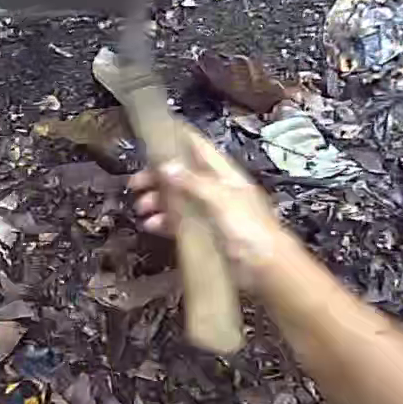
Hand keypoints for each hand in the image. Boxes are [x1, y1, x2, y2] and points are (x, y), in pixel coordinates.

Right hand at [129, 128, 297, 289]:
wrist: (267, 268)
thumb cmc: (250, 230)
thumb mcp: (220, 199)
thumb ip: (193, 182)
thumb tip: (167, 165)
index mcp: (224, 174)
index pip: (198, 147)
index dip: (177, 138)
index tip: (153, 134)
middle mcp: (216, 189)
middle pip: (182, 174)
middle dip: (158, 177)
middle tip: (135, 183)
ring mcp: (211, 212)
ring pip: (179, 199)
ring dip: (158, 201)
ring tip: (142, 208)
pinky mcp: (207, 233)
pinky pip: (181, 222)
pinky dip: (165, 222)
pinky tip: (152, 225)